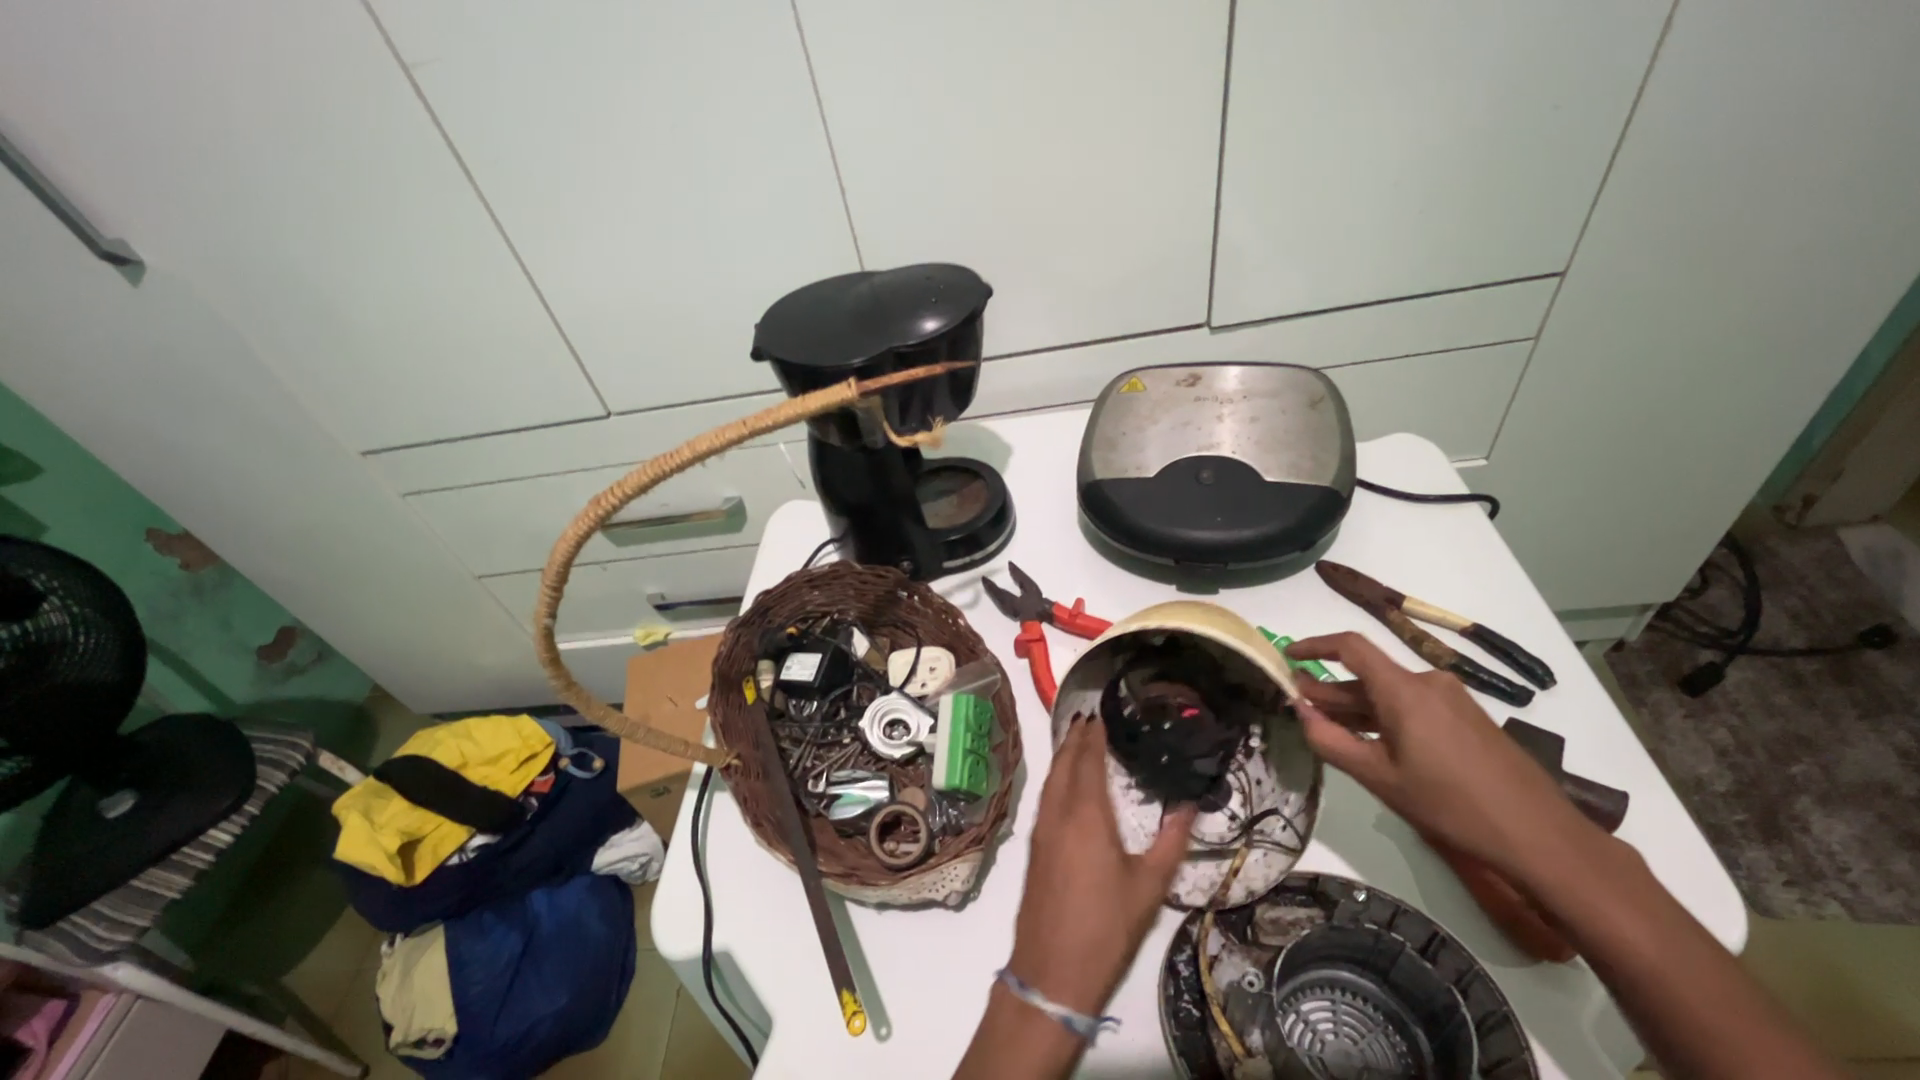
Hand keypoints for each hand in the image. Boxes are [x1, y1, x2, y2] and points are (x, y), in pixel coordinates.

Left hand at [1006, 714, 1196, 1015]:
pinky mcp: (1034, 850)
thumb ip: (1171, 842)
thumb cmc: (1107, 927)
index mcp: (1086, 815)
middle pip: (1063, 764)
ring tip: (1077, 742)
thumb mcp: (1150, 887)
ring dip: (1062, 757)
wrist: (1052, 970)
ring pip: (1050, 781)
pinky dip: (1055, 780)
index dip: (1094, 736)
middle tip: (1090, 719)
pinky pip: (1045, 798)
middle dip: (1075, 739)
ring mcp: (1041, 832)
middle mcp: (1058, 814)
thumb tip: (1189, 806)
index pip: (1087, 761)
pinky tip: (1066, 786)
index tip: (1103, 713)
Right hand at [1285, 632, 1597, 877]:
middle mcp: (1428, 683)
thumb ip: (1331, 741)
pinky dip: (1383, 716)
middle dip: (1330, 688)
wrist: (1536, 832)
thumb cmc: (1450, 804)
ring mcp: (1451, 699)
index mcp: (1404, 690)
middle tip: (1297, 704)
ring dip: (1356, 706)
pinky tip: (1369, 741)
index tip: (1288, 656)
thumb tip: (1299, 711)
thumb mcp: (1380, 778)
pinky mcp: (1466, 718)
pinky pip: (1413, 706)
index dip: (1315, 646)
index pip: (1350, 647)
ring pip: (1390, 693)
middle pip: (1368, 674)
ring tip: (1325, 724)